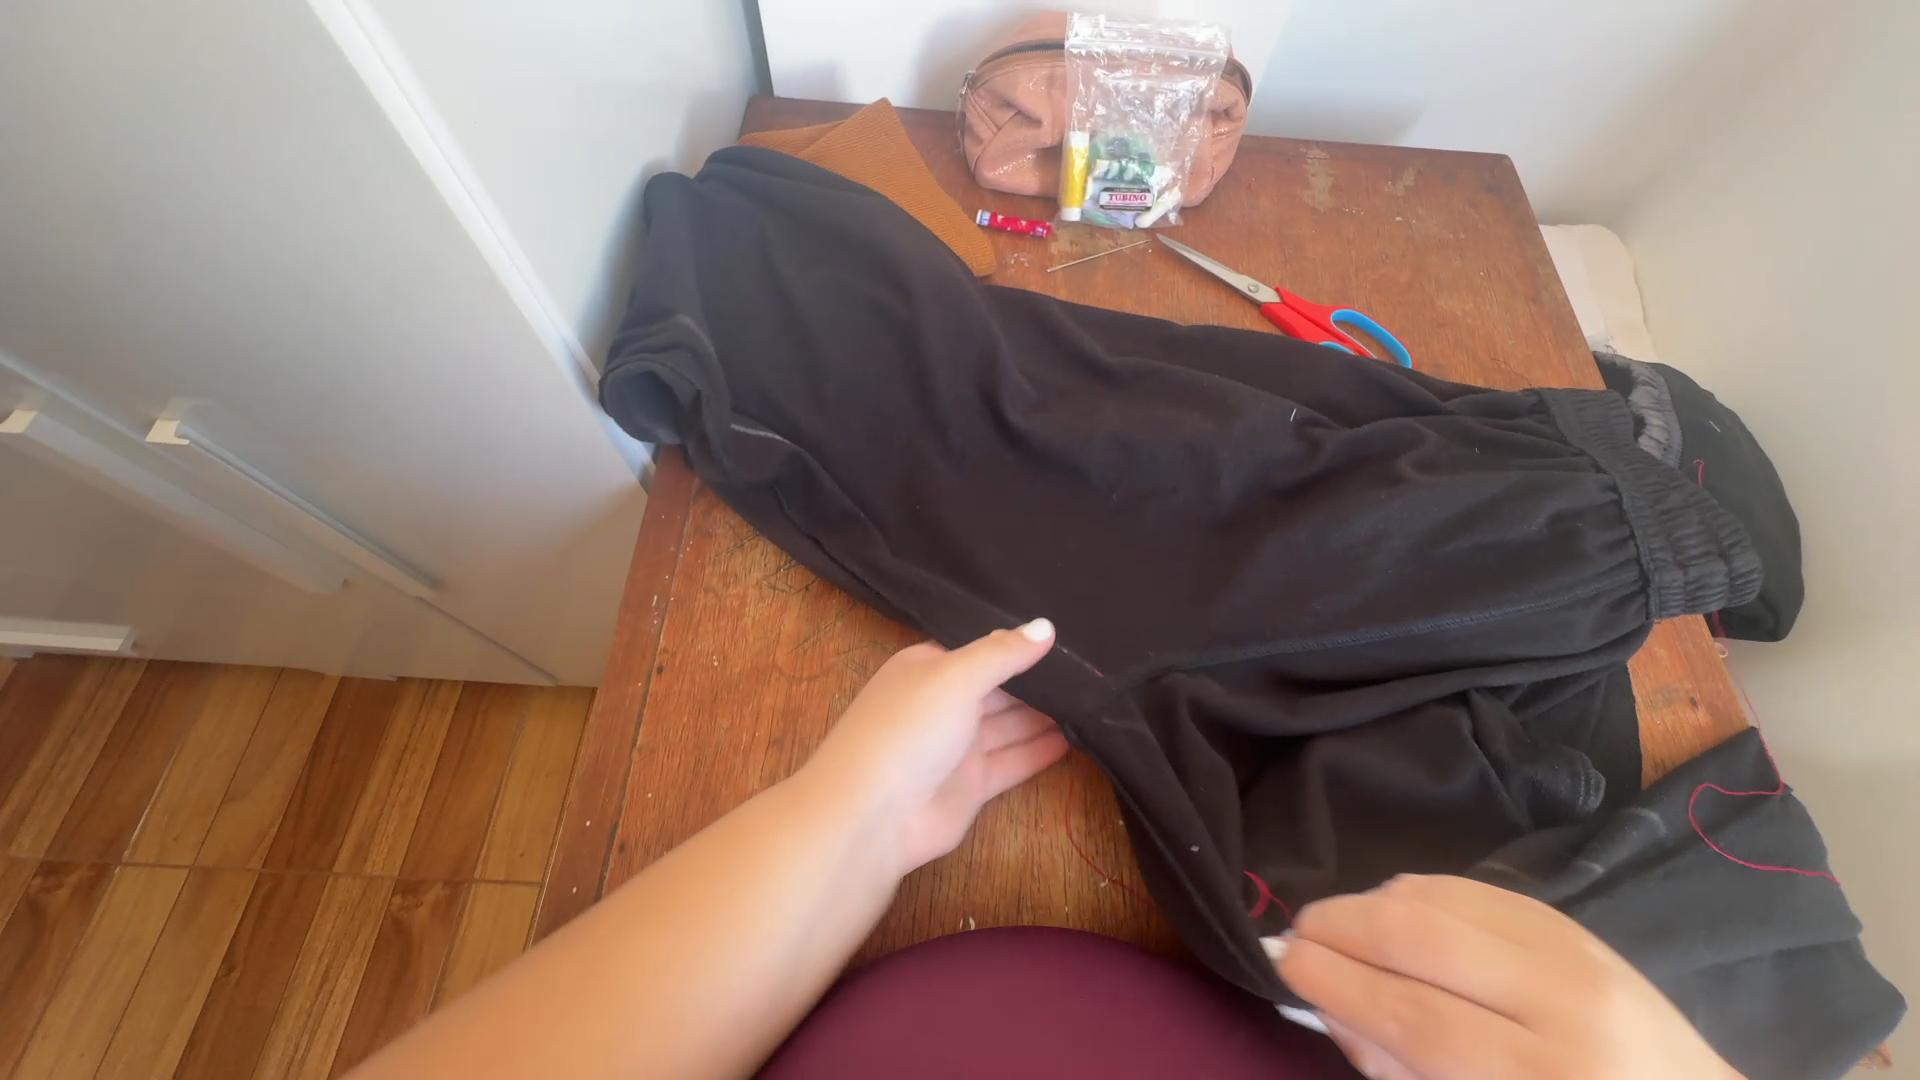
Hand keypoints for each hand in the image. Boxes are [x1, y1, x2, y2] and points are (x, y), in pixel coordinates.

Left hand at [802, 619, 1069, 874]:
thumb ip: (1003, 653)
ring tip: (1094, 699)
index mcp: (930, 668)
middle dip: (1039, 679)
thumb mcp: (955, 676)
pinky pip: (1013, 761)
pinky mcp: (972, 785)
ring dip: (1045, 714)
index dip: (1018, 643)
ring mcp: (958, 746)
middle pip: (999, 687)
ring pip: (1010, 724)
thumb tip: (1046, 626)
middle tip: (1092, 668)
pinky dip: (1040, 750)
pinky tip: (1077, 738)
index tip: (1066, 633)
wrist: (873, 814)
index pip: (981, 649)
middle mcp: (945, 703)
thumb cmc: (909, 728)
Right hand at [1270, 874, 1741, 1079]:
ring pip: (1428, 896)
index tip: (1280, 963)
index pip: (1415, 1015)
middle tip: (1296, 937)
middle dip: (1335, 927)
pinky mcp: (1559, 914)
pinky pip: (1453, 885)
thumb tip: (1324, 999)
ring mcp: (1568, 946)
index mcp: (1549, 1078)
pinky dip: (1401, 896)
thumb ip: (1394, 1065)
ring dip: (1362, 907)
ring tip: (1339, 933)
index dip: (1333, 982)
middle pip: (1416, 936)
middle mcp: (1566, 1002)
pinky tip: (1389, 922)